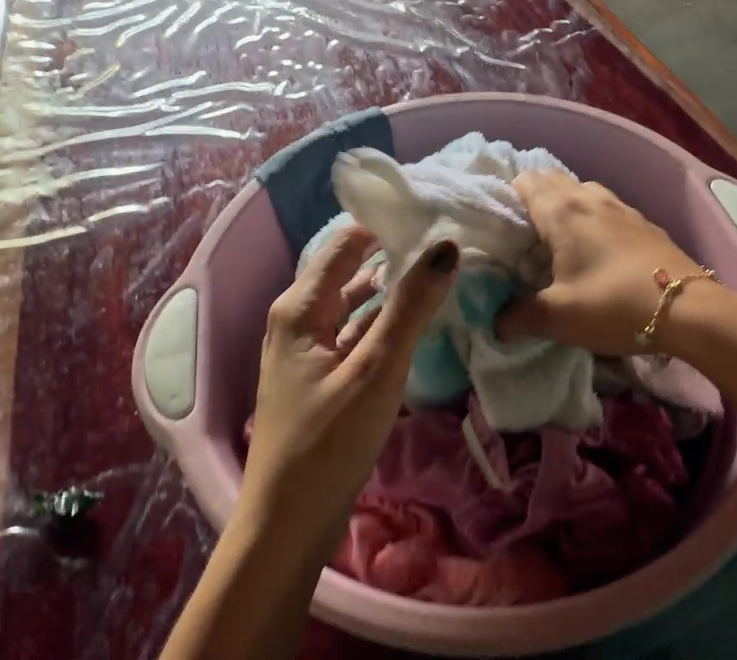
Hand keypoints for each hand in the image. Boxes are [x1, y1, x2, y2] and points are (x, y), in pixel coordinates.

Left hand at [240, 226, 458, 542]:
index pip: (345, 243)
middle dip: (393, 256)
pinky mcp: (321, 377)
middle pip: (349, 271)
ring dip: (391, 292)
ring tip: (440, 277)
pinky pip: (355, 334)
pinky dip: (383, 324)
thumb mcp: (375, 369)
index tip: (432, 214)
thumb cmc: (329, 441)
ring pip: (354, 305)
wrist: (289, 522)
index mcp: (300, 307)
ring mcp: (307, 350)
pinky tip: (416, 326)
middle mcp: (298, 319)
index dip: (385, 225)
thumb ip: (410, 307)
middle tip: (447, 244)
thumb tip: (446, 246)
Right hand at [496, 171, 699, 354]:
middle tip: (522, 235)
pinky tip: (597, 251)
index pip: (526, 180)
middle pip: (553, 180)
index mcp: (562, 210)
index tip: (498, 224)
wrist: (690, 310)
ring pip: (583, 192)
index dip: (508, 196)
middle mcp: (590, 198)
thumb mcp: (557, 318)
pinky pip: (608, 209)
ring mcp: (622, 208)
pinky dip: (594, 220)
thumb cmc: (613, 305)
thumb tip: (496, 324)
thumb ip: (518, 318)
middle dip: (534, 199)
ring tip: (557, 241)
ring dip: (566, 208)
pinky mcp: (645, 224)